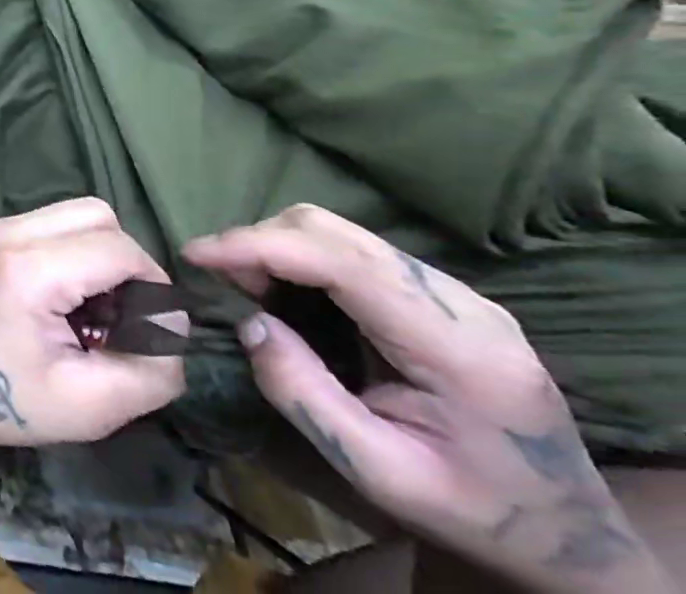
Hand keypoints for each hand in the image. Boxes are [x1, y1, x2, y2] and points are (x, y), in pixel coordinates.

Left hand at [0, 199, 185, 467]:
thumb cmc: (3, 402)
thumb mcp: (93, 405)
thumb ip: (155, 368)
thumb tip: (173, 323)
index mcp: (26, 267)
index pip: (121, 249)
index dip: (154, 290)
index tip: (150, 333)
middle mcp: (3, 231)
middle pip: (98, 215)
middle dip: (126, 264)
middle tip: (122, 317)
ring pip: (73, 215)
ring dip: (97, 256)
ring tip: (89, 312)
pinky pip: (45, 225)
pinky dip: (68, 253)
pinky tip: (58, 301)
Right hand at [185, 206, 672, 593]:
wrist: (566, 532)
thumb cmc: (469, 507)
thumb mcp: (377, 470)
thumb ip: (303, 394)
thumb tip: (250, 324)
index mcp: (455, 348)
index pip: (341, 262)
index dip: (258, 246)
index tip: (195, 255)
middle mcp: (459, 303)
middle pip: (335, 230)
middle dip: (259, 241)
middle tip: (218, 279)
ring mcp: (453, 293)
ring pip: (339, 231)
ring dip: (276, 246)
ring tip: (244, 286)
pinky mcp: (437, 294)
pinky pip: (350, 249)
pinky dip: (298, 256)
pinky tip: (281, 290)